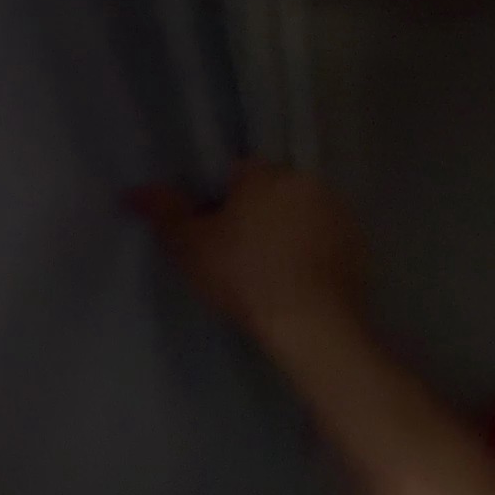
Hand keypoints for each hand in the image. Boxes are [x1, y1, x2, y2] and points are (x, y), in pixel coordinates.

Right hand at [131, 160, 364, 344]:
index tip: (197, 221)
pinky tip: (280, 275)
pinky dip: (299, 250)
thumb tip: (135, 190)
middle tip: (218, 243)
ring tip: (249, 262)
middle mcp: (310, 186)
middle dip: (244, 210)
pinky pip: (316, 239)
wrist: (312, 324)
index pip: (230, 171)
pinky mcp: (360, 250)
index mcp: (268, 174)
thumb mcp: (185, 240)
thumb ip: (162, 209)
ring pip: (292, 215)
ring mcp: (342, 218)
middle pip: (264, 191)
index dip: (208, 195)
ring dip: (274, 230)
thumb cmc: (242, 272)